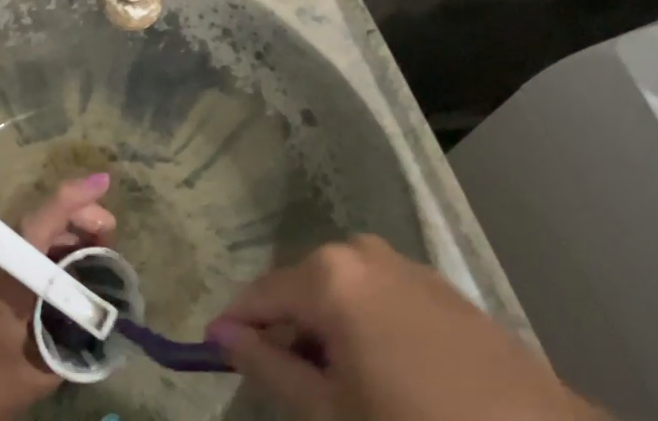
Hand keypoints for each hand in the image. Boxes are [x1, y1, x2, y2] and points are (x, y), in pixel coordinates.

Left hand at [0, 173, 115, 420]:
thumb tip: (104, 327)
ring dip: (64, 236)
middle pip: (37, 221)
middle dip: (76, 218)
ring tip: (99, 253)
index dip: (72, 199)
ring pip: (29, 236)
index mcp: (7, 279)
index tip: (103, 181)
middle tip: (110, 237)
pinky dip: (49, 253)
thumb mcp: (36, 375)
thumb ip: (73, 347)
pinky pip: (21, 253)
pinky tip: (71, 274)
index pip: (40, 223)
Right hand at [207, 235, 608, 420]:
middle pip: (299, 291)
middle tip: (293, 391)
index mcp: (329, 274)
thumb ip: (267, 367)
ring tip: (340, 391)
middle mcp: (362, 252)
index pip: (258, 296)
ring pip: (340, 294)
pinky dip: (364, 330)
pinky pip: (378, 299)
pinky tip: (384, 378)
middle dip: (287, 335)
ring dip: (327, 334)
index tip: (217, 357)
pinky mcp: (441, 289)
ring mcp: (406, 266)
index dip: (235, 329)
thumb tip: (222, 336)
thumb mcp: (330, 412)